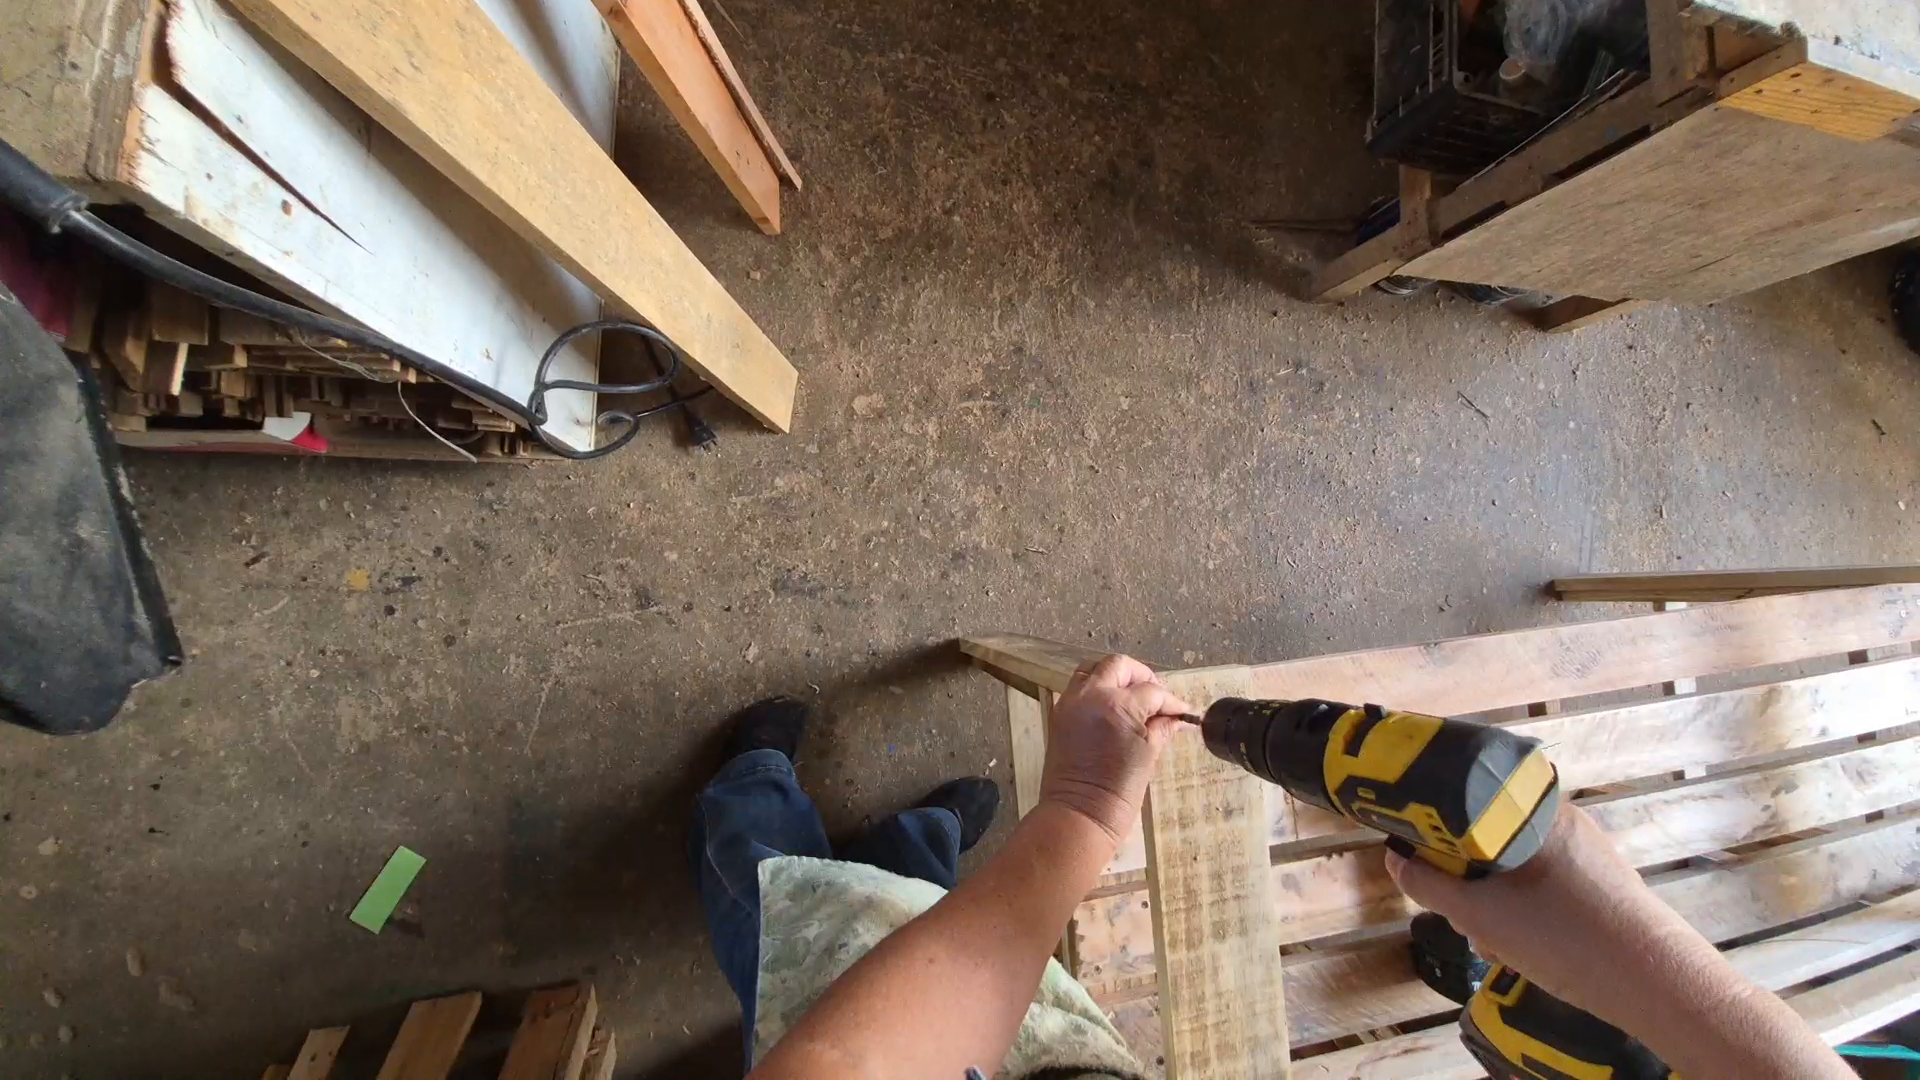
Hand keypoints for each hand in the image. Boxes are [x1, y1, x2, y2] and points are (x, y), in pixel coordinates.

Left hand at [1038, 655, 1193, 844]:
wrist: (1078, 814)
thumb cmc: (1117, 792)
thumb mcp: (1148, 756)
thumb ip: (1161, 728)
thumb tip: (1175, 718)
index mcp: (1117, 705)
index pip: (1152, 691)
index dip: (1171, 701)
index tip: (1181, 712)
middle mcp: (1090, 695)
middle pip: (1119, 665)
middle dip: (1141, 676)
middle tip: (1156, 696)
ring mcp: (1071, 701)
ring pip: (1094, 669)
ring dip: (1115, 676)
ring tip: (1133, 696)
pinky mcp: (1060, 713)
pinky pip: (1079, 686)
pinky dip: (1097, 688)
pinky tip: (1112, 707)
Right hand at [1385, 805, 1727, 1032]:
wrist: (1670, 995)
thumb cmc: (1566, 938)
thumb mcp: (1478, 914)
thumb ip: (1427, 883)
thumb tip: (1394, 858)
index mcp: (1534, 809)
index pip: (1464, 792)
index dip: (1433, 820)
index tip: (1419, 849)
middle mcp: (1561, 819)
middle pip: (1485, 831)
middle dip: (1462, 872)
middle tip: (1457, 909)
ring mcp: (1587, 852)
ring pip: (1512, 862)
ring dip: (1489, 896)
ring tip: (1490, 940)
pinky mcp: (1604, 884)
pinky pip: (1542, 881)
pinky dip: (1521, 906)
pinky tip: (1520, 946)